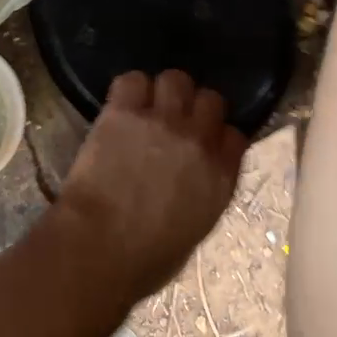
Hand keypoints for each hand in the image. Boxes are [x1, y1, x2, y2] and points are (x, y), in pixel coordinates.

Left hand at [52, 71, 247, 302]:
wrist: (101, 245)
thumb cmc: (146, 258)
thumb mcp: (194, 229)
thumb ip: (201, 192)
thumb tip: (189, 178)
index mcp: (220, 178)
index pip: (234, 135)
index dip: (218, 134)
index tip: (204, 140)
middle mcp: (198, 141)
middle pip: (210, 99)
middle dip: (194, 105)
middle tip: (174, 118)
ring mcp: (162, 121)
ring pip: (175, 79)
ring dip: (163, 90)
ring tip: (147, 105)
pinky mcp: (124, 110)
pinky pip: (132, 80)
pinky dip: (128, 88)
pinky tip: (121, 104)